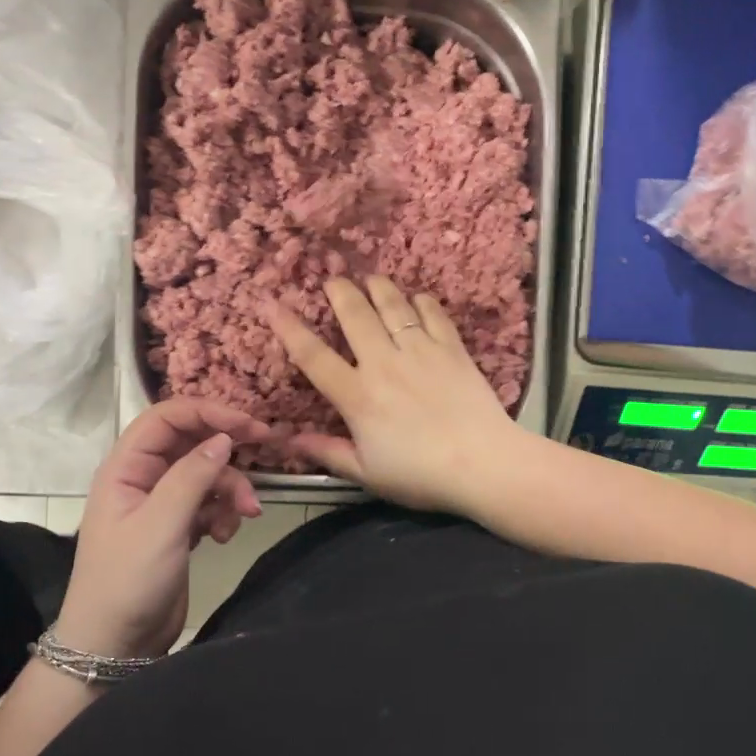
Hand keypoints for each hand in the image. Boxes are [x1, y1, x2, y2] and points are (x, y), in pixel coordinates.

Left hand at [53, 400, 268, 659]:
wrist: (113, 643)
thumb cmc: (128, 580)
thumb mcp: (162, 524)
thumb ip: (193, 477)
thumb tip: (224, 438)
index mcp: (126, 469)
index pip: (167, 418)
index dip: (208, 412)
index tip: (249, 424)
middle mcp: (143, 480)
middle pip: (192, 443)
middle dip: (228, 450)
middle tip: (267, 449)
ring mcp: (161, 506)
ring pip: (207, 476)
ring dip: (231, 489)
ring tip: (246, 515)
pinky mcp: (178, 530)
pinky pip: (210, 505)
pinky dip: (224, 515)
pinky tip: (226, 536)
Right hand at [268, 276, 522, 512]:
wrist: (483, 464)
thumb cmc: (421, 476)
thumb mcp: (367, 474)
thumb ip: (329, 453)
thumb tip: (291, 440)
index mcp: (357, 397)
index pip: (314, 356)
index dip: (289, 329)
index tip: (272, 304)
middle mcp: (384, 364)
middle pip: (355, 315)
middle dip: (339, 292)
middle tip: (332, 280)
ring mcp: (420, 352)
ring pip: (393, 306)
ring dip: (378, 288)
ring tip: (370, 279)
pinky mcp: (452, 350)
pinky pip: (433, 315)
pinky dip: (422, 303)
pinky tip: (417, 299)